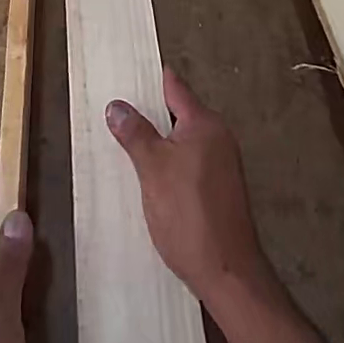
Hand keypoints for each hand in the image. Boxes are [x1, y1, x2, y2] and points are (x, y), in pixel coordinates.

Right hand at [108, 70, 343, 342]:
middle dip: (150, 110)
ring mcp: (222, 163)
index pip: (174, 87)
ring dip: (159, 138)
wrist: (227, 273)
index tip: (127, 69)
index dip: (150, 77)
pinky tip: (150, 172)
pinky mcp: (220, 187)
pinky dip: (171, 158)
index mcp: (205, 123)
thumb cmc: (188, 214)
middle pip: (179, 111)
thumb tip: (117, 105)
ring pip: (183, 138)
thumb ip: (135, 133)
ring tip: (127, 139)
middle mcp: (218, 136)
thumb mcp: (152, 169)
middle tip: (117, 107)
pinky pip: (191, 159)